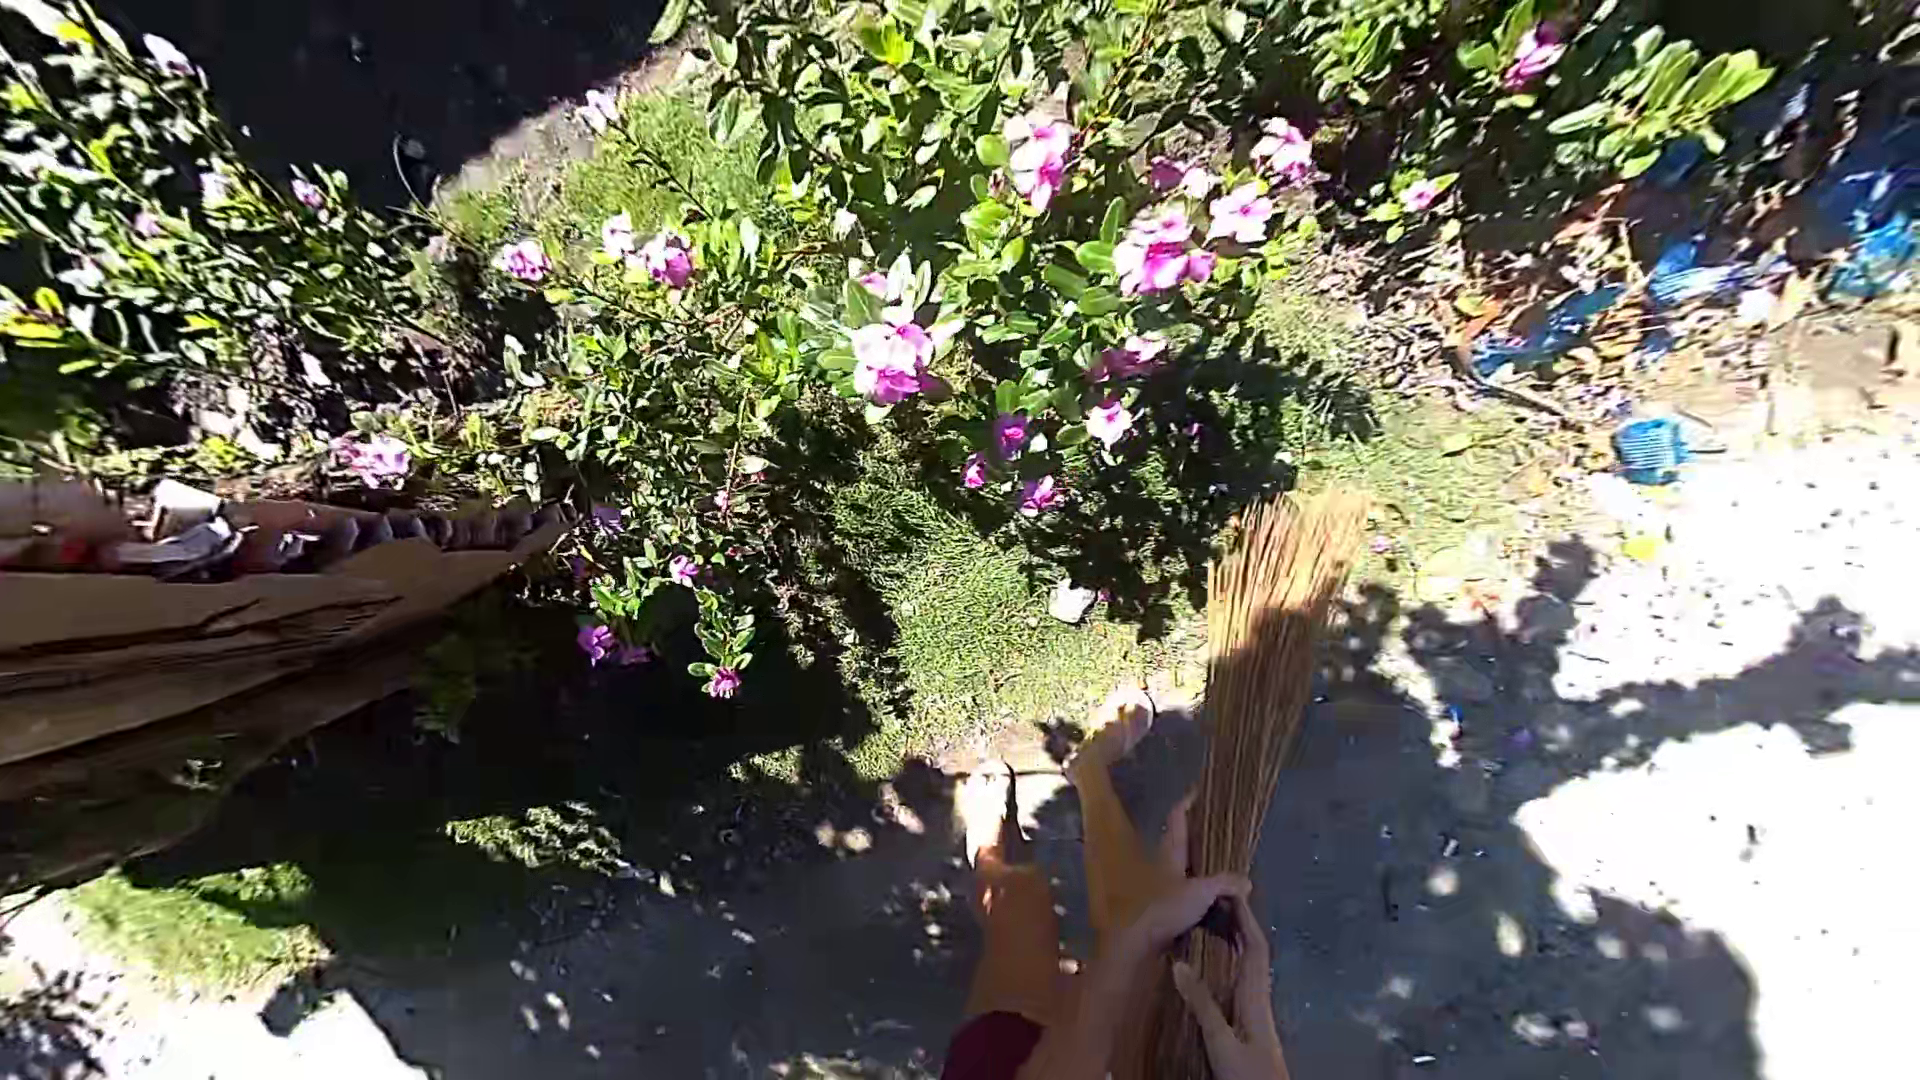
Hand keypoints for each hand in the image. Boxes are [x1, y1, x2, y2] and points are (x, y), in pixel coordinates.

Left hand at [1115, 792, 1250, 958]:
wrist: (1140, 939)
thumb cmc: (1165, 908)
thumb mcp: (1199, 892)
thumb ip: (1224, 883)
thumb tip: (1247, 880)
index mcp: (1171, 850)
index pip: (1177, 817)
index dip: (1188, 802)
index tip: (1199, 791)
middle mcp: (1165, 861)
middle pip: (1182, 839)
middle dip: (1199, 833)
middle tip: (1222, 830)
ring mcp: (1165, 882)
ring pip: (1187, 865)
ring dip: (1204, 864)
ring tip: (1227, 865)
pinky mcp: (1168, 903)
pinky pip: (1191, 889)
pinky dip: (1205, 889)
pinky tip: (1219, 899)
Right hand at [1171, 895, 1289, 1079]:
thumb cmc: (1250, 1078)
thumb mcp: (1222, 1044)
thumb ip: (1202, 1005)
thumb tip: (1177, 962)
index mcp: (1256, 997)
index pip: (1256, 948)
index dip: (1246, 919)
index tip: (1230, 891)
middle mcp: (1259, 999)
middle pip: (1255, 952)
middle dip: (1240, 922)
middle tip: (1217, 897)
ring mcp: (1256, 1012)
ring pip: (1249, 965)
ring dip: (1236, 939)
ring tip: (1214, 918)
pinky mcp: (1249, 1025)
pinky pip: (1242, 979)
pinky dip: (1231, 960)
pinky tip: (1217, 961)